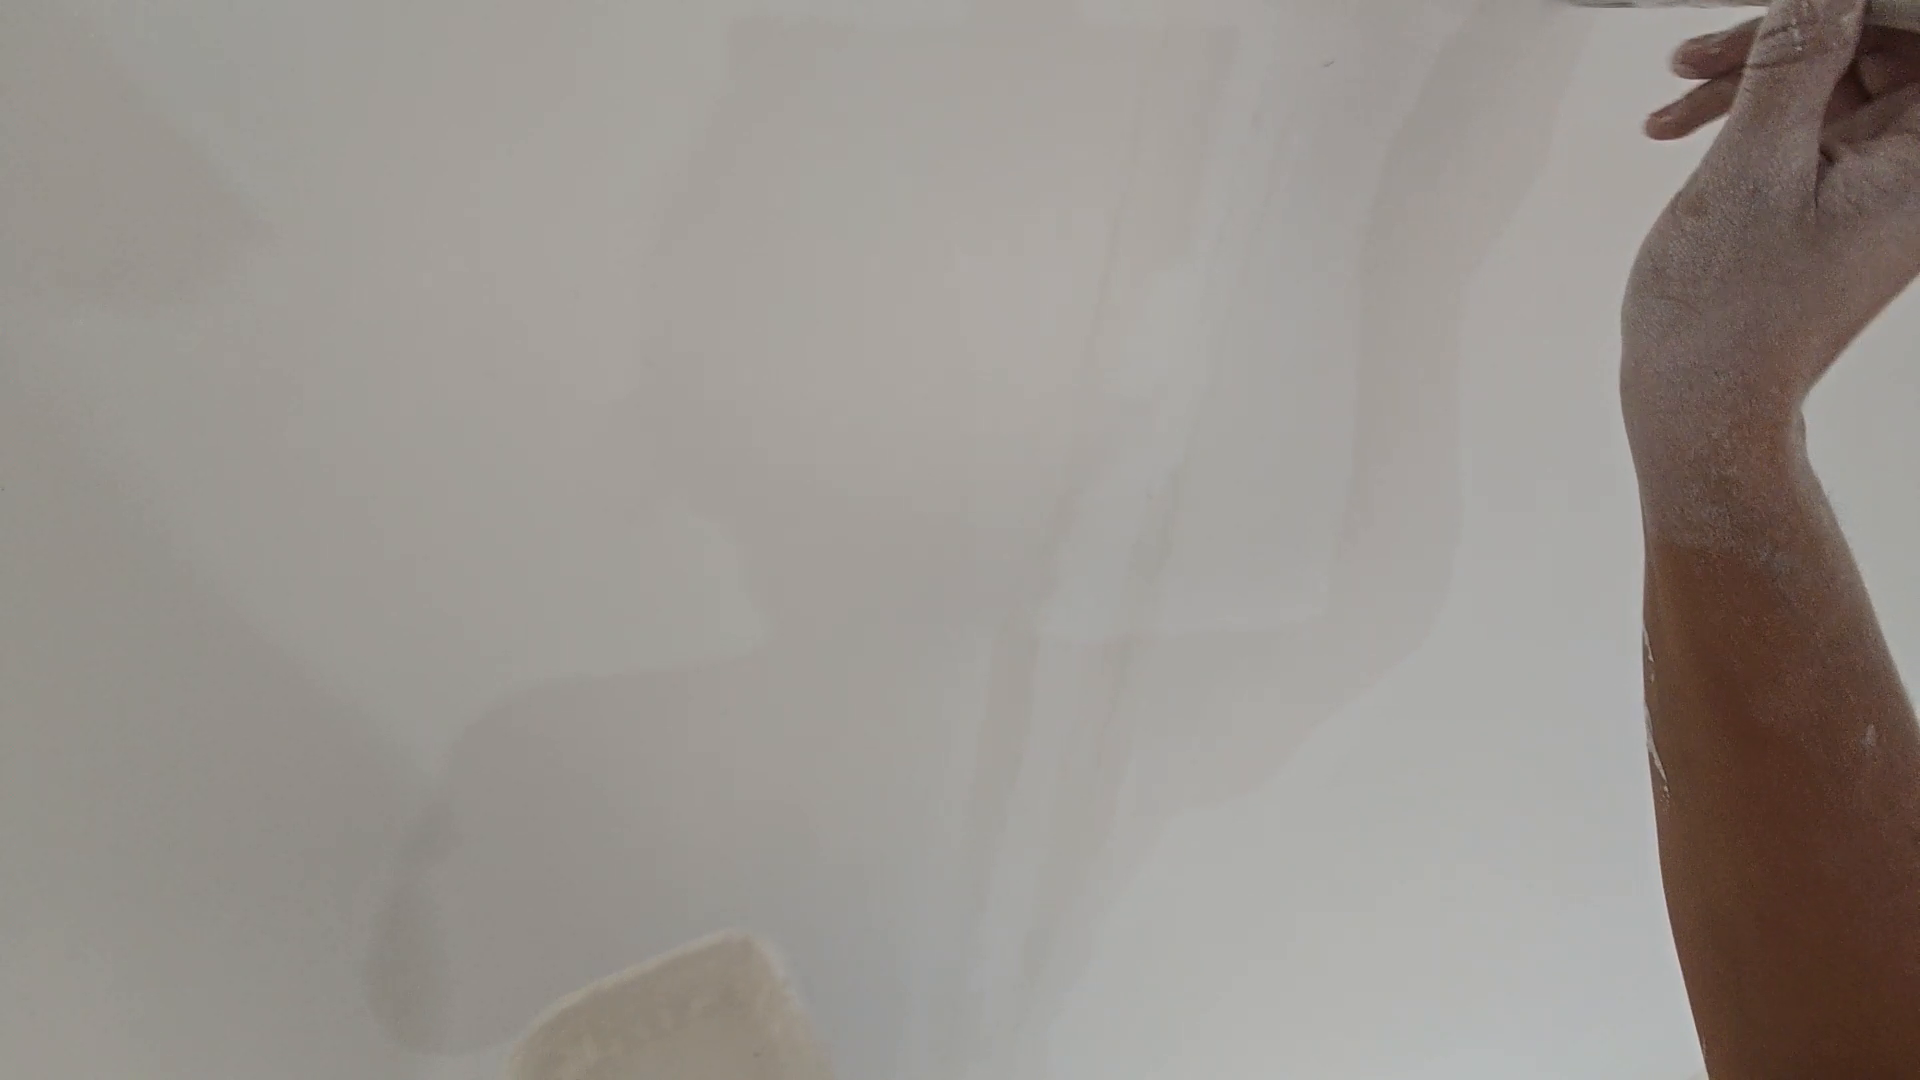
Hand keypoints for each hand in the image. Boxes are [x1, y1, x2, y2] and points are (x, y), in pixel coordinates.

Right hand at [1622, 0, 1919, 477]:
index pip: (1916, 19)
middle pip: (1880, 42)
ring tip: (1668, 111)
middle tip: (1688, 60)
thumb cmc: (1725, 306)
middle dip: (1782, 39)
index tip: (1760, 16)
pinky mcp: (1843, 191)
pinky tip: (1686, 133)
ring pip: (1838, 78)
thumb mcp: (1747, 174)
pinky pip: (1811, 123)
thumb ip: (1790, 67)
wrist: (1704, 393)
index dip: (1840, 5)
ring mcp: (1892, 170)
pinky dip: (1749, 119)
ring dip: (1751, 82)